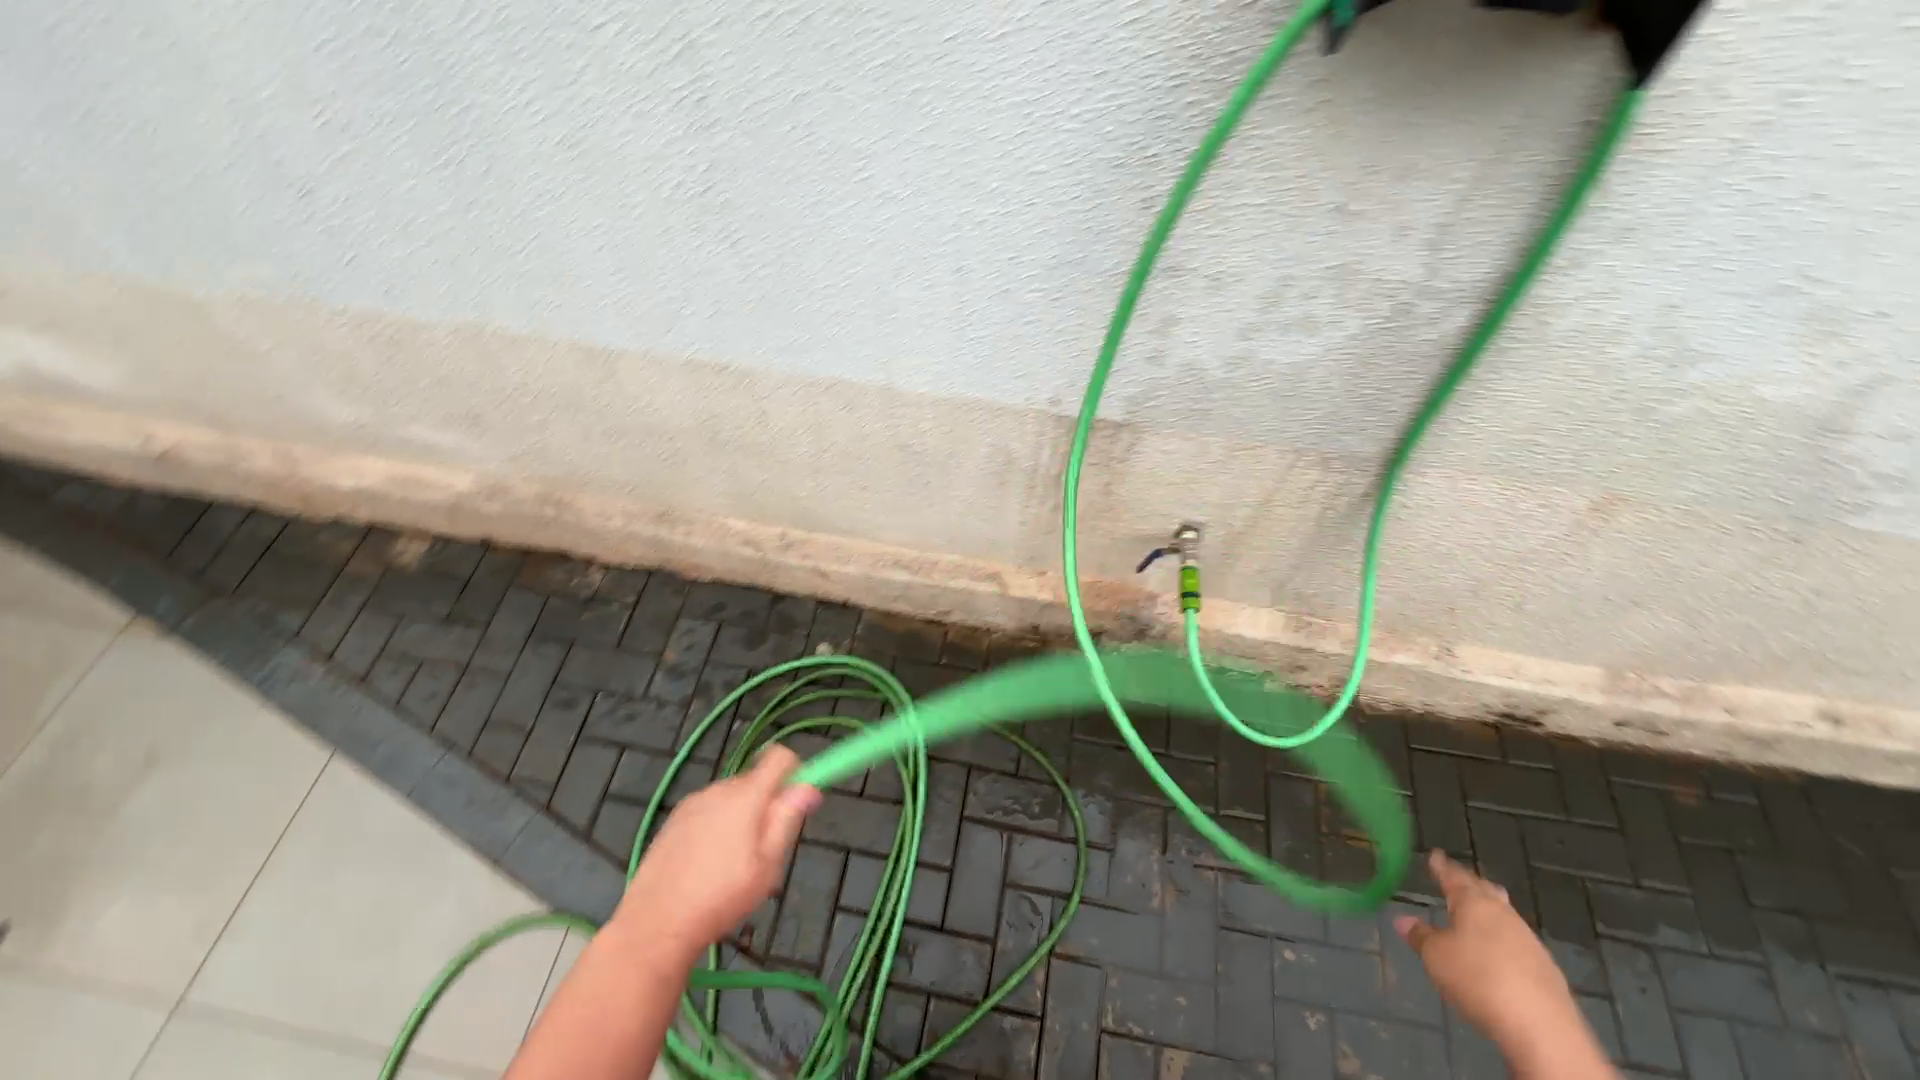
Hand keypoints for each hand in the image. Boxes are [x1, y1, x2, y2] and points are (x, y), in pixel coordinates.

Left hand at [612, 746, 820, 958]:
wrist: (655, 922)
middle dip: (766, 804)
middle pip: (754, 780)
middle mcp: (717, 790)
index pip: (779, 757)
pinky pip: (708, 810)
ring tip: (733, 863)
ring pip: (730, 798)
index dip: (795, 772)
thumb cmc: (721, 896)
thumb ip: (787, 819)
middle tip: (764, 849)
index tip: (795, 804)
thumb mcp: (767, 864)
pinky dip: (716, 826)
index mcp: (745, 797)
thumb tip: (808, 787)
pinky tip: (707, 864)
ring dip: (741, 816)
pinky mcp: (673, 820)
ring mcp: (691, 803)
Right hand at [1394, 852, 1596, 1061]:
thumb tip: (1403, 919)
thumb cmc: (1477, 978)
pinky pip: (1516, 941)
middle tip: (1457, 880)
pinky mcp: (1543, 967)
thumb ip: (1420, 936)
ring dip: (1488, 913)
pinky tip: (1496, 952)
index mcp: (1475, 903)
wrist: (1539, 1024)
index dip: (1443, 867)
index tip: (1436, 855)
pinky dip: (1501, 939)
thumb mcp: (1436, 956)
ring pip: (1504, 916)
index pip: (1455, 877)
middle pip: (1486, 891)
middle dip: (1470, 884)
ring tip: (1474, 916)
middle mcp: (1504, 914)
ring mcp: (1528, 940)